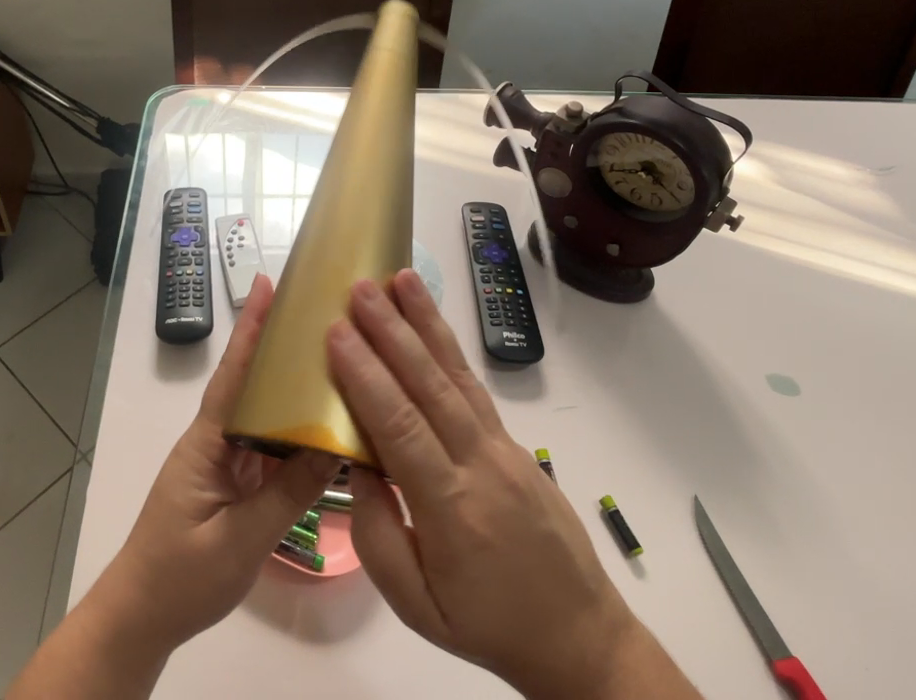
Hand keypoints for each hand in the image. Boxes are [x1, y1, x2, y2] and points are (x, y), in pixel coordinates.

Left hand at [92, 273, 338, 655]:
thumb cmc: (180, 577)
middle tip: (324, 317)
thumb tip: (333, 445)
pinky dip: (296, 438)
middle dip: (282, 350)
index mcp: (207, 446)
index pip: (233, 377)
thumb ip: (286, 495)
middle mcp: (216, 444)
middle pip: (254, 388)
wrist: (142, 618)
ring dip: (294, 393)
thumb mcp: (239, 540)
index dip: (251, 332)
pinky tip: (327, 432)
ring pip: (265, 419)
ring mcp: (225, 465)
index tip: (268, 286)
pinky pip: (269, 452)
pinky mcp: (234, 487)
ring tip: (337, 363)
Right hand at [326, 270, 698, 699]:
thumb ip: (377, 533)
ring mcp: (506, 450)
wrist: (578, 636)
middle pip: (432, 385)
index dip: (367, 376)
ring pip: (459, 376)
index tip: (337, 332)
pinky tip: (432, 330)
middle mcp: (482, 465)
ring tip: (401, 279)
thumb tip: (356, 464)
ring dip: (427, 324)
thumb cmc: (486, 625)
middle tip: (361, 286)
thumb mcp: (416, 605)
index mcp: (451, 508)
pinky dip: (451, 352)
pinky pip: (476, 391)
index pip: (401, 427)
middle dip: (393, 331)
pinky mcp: (518, 447)